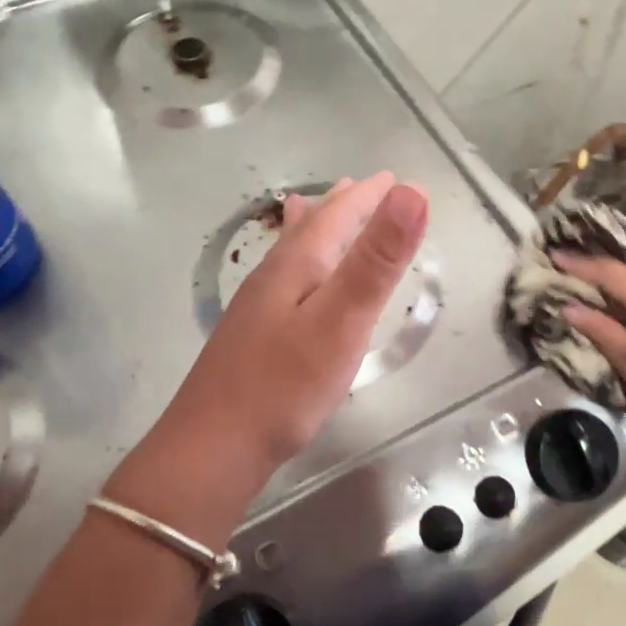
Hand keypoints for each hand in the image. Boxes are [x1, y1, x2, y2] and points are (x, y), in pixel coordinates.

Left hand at [157, 173, 428, 472]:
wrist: (214, 447)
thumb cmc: (285, 384)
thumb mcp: (342, 319)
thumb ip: (377, 259)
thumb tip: (412, 193)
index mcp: (297, 265)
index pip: (337, 215)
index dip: (368, 196)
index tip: (396, 179)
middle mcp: (273, 277)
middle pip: (311, 228)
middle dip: (342, 206)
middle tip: (364, 186)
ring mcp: (258, 309)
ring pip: (293, 254)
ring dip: (316, 230)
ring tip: (318, 210)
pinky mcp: (254, 339)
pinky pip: (287, 282)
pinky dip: (303, 266)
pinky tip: (295, 286)